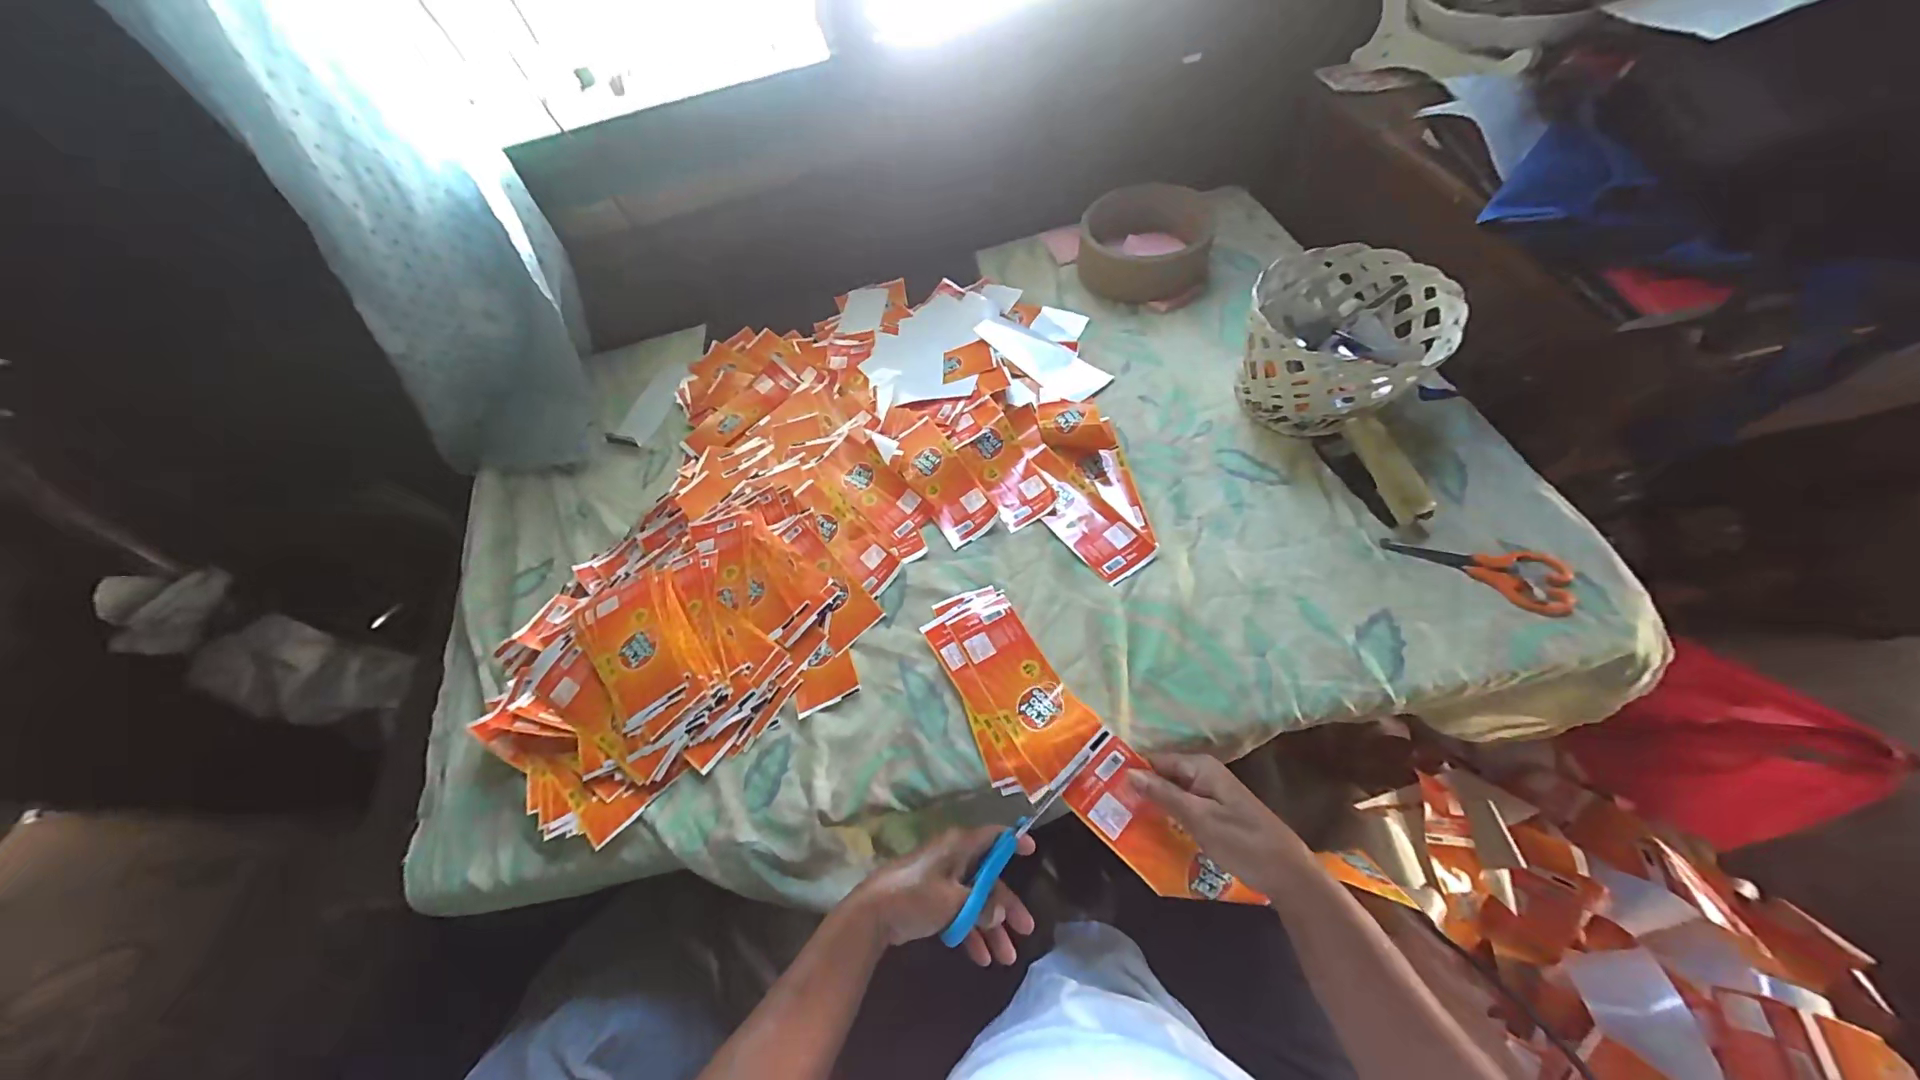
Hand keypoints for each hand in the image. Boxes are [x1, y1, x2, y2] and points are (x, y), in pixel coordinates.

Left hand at [845, 826, 1036, 966]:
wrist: (872, 914)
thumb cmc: (915, 897)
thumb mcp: (954, 901)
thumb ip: (983, 905)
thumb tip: (1002, 911)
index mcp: (959, 846)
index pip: (993, 837)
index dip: (1014, 843)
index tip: (1033, 852)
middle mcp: (953, 858)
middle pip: (989, 878)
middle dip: (1006, 907)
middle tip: (1026, 930)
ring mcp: (942, 879)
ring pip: (975, 900)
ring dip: (990, 927)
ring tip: (1005, 958)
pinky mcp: (931, 899)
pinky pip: (959, 912)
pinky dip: (970, 932)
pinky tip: (980, 957)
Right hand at [1125, 752, 1312, 898]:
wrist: (1289, 875)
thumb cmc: (1244, 842)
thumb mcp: (1199, 818)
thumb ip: (1163, 794)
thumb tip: (1128, 772)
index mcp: (1201, 767)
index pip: (1155, 761)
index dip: (1131, 771)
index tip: (1104, 785)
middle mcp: (1204, 774)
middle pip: (1162, 776)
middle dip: (1138, 789)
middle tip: (1109, 807)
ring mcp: (1210, 795)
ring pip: (1170, 794)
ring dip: (1151, 805)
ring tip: (1122, 819)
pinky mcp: (1214, 814)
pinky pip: (1182, 809)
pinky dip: (1167, 817)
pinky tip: (1151, 831)